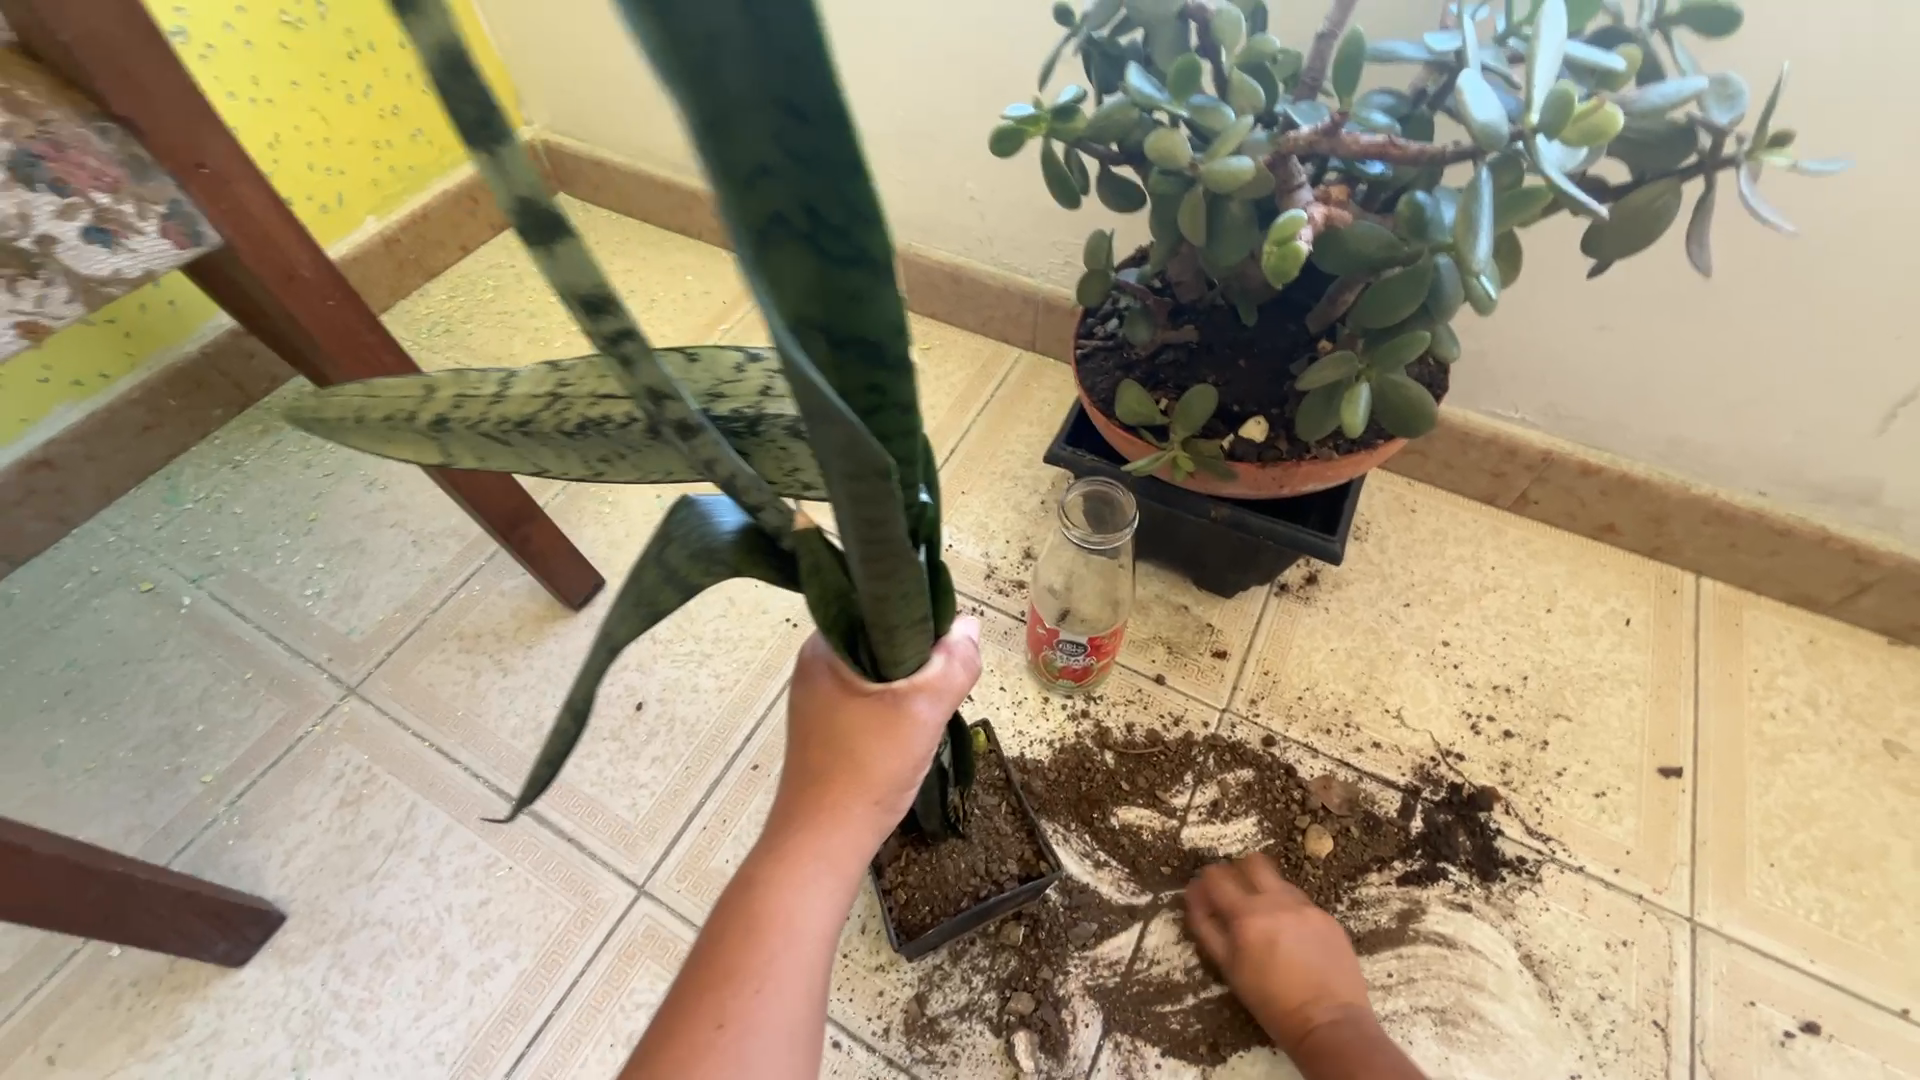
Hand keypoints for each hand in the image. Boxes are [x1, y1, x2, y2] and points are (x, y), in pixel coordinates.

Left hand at [768, 616, 982, 859]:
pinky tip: (916, 722)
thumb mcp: (923, 710)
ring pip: (878, 671)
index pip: (876, 604)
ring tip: (937, 696)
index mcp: (824, 646)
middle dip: (919, 652)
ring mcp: (818, 698)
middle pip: (880, 637)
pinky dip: (895, 704)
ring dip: (910, 682)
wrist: (823, 843)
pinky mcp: (826, 726)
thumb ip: (953, 664)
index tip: (949, 635)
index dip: (918, 612)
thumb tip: (970, 625)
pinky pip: (869, 697)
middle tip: (949, 670)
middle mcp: (816, 664)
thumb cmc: (867, 767)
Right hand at [1185, 854, 1376, 1057]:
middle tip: (1237, 895)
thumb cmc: (1271, 1002)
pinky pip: (1301, 902)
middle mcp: (1277, 901)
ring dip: (1266, 890)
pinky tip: (1293, 936)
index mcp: (1246, 915)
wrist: (1330, 1026)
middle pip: (1252, 862)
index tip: (1207, 891)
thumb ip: (1206, 926)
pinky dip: (1290, 910)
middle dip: (1239, 872)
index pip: (1217, 875)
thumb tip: (1194, 894)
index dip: (1207, 879)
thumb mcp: (1228, 968)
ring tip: (1267, 919)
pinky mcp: (1328, 918)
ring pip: (1278, 880)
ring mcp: (1306, 907)